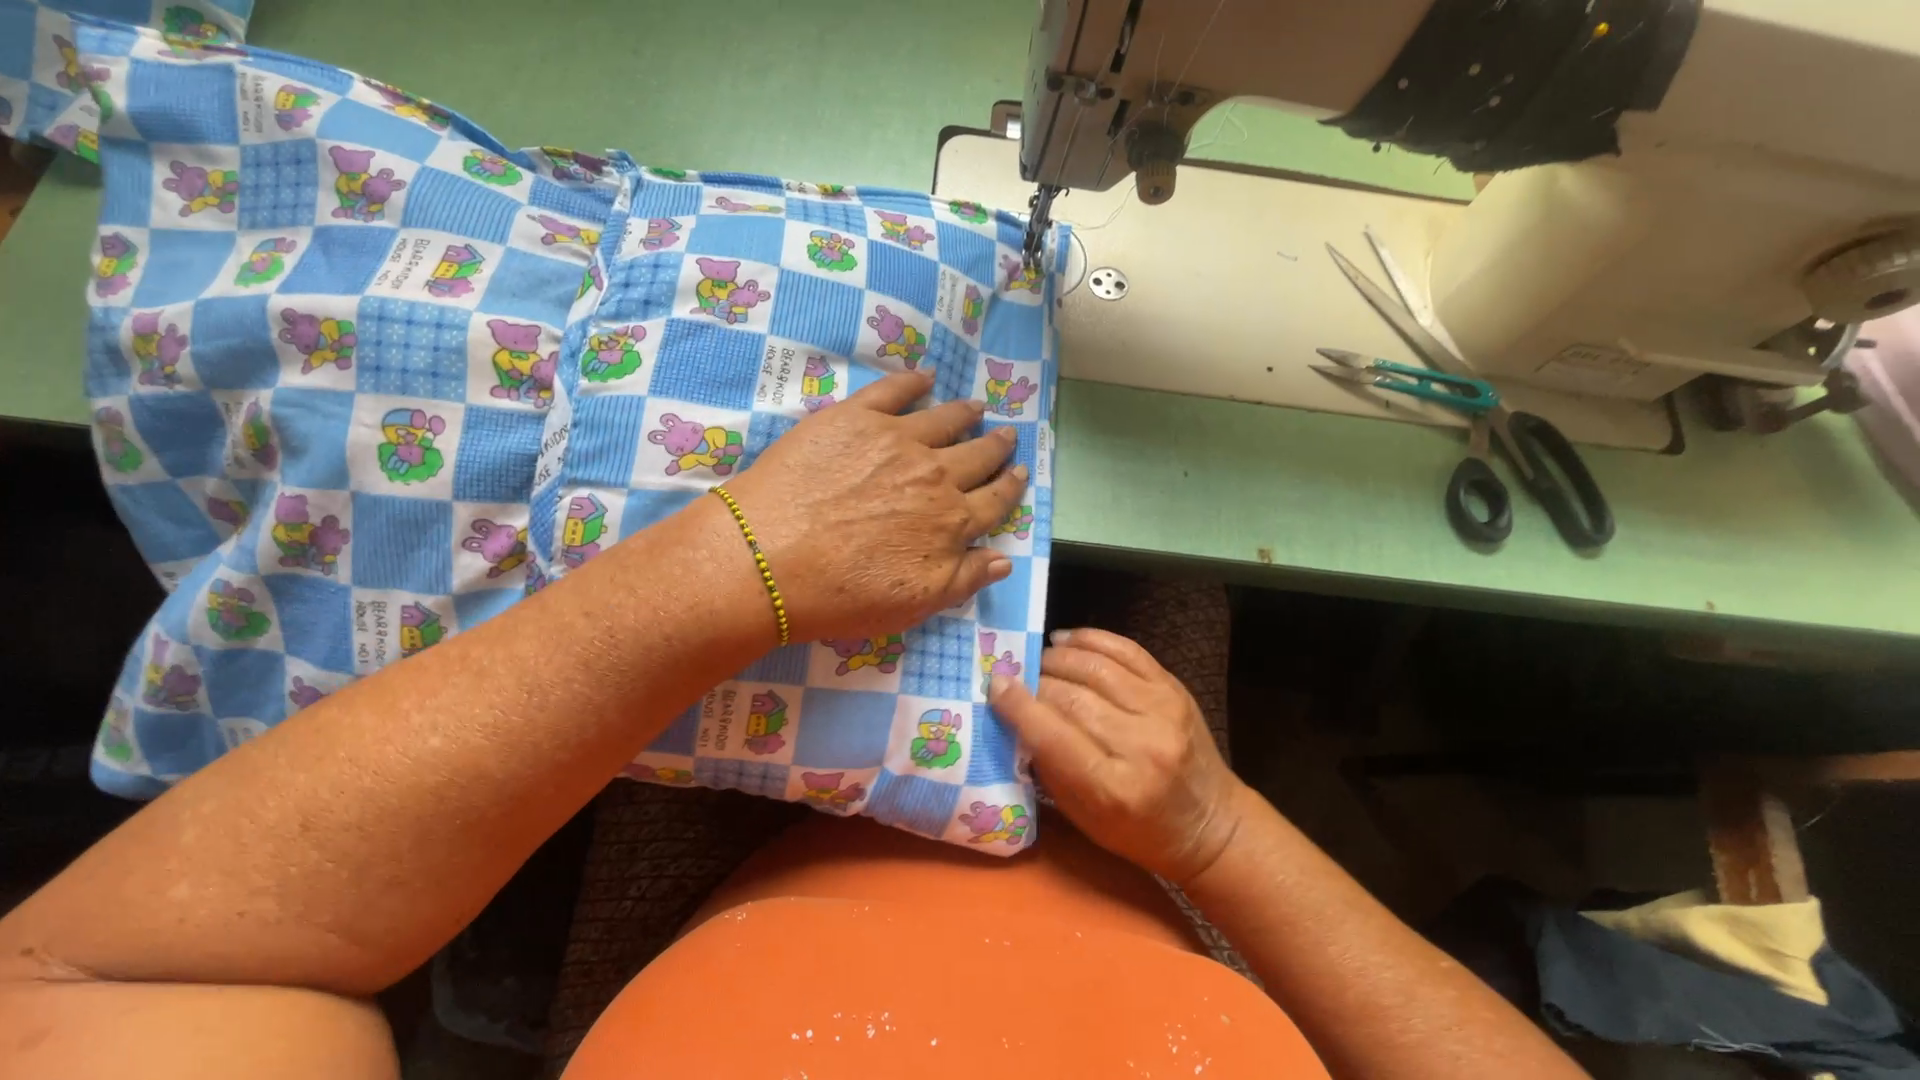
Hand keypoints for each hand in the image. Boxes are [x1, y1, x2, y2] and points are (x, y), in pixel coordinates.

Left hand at [720, 371, 1026, 641]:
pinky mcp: (855, 417)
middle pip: (976, 456)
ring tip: (976, 407)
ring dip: (964, 413)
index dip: (1010, 488)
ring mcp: (895, 440)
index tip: (1020, 473)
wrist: (769, 560)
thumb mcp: (914, 604)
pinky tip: (924, 377)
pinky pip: (893, 390)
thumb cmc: (842, 595)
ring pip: (943, 420)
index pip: (992, 502)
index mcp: (950, 522)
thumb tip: (1004, 560)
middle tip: (1006, 435)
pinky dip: (913, 381)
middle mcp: (934, 475)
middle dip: (995, 447)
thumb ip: (963, 580)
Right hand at [990, 628, 1248, 883]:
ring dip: (1057, 658)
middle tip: (1013, 676)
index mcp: (1113, 787)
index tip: (994, 685)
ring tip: (1037, 659)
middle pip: (1070, 696)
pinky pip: (1126, 650)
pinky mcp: (1175, 689)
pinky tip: (1066, 640)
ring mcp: (1162, 711)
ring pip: (1094, 667)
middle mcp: (1141, 744)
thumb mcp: (1083, 817)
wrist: (1211, 825)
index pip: (1053, 735)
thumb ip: (1048, 766)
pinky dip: (1090, 639)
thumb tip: (1014, 716)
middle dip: (1034, 682)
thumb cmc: (1138, 831)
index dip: (1018, 705)